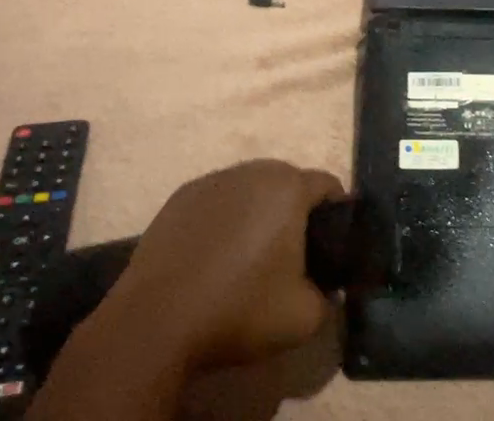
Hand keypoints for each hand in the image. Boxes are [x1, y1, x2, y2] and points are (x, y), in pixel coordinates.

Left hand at [106, 159, 345, 371]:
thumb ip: (329, 295)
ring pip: (251, 188)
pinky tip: (214, 254)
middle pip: (288, 181)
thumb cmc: (240, 310)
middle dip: (296, 209)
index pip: (328, 184)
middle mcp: (252, 171)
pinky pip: (217, 200)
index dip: (337, 213)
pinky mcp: (179, 197)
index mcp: (288, 188)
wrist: (156, 322)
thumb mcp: (305, 317)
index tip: (331, 245)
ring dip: (258, 211)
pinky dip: (224, 218)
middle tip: (293, 253)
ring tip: (249, 253)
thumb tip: (327, 287)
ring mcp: (211, 181)